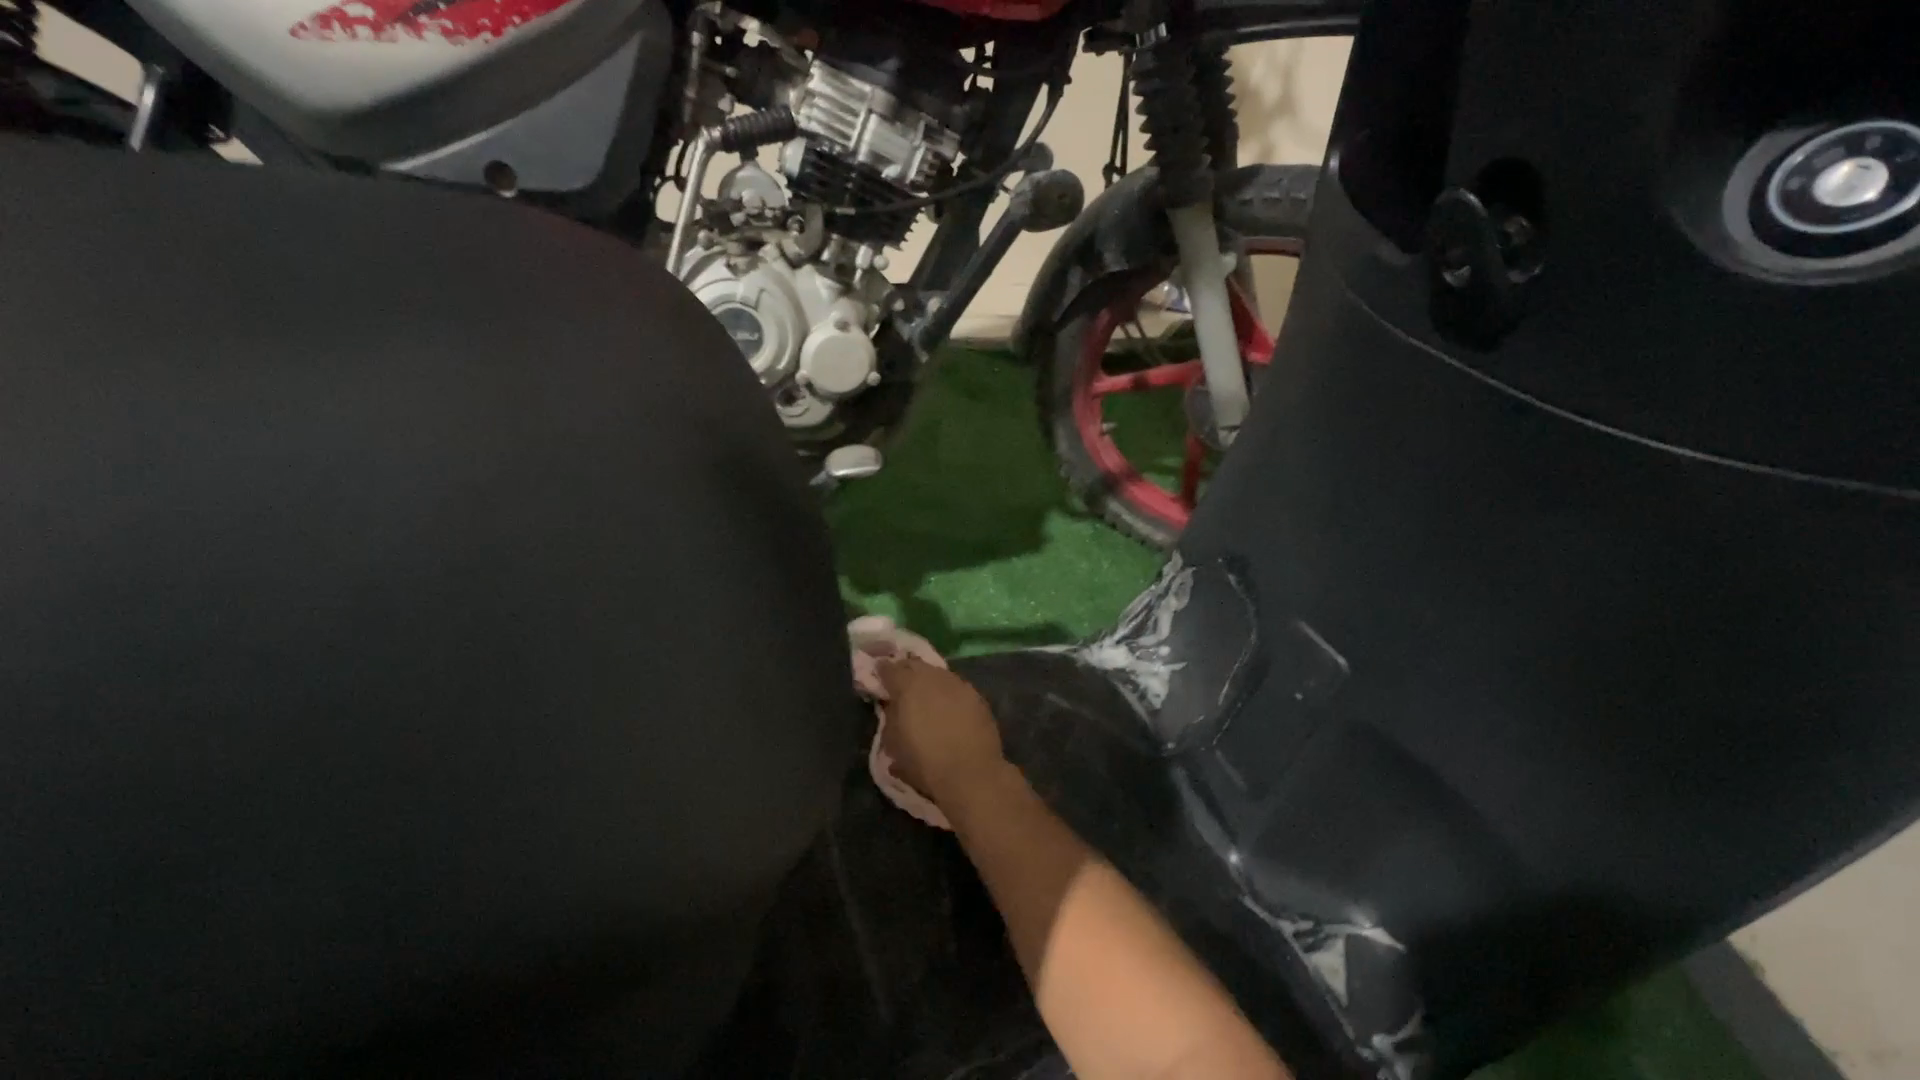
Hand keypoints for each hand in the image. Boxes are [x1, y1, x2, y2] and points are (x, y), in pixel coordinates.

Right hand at [877, 657, 1007, 805]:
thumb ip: (890, 718)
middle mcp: (933, 677)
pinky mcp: (978, 696)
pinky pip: (956, 687)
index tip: (878, 678)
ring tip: (926, 696)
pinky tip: (949, 707)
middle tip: (901, 685)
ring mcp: (958, 684)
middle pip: (915, 665)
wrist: (971, 774)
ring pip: (938, 674)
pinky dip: (948, 693)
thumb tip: (892, 708)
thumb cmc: (924, 762)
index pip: (889, 668)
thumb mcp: (893, 744)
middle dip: (906, 672)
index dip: (882, 672)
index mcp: (908, 685)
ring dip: (929, 681)